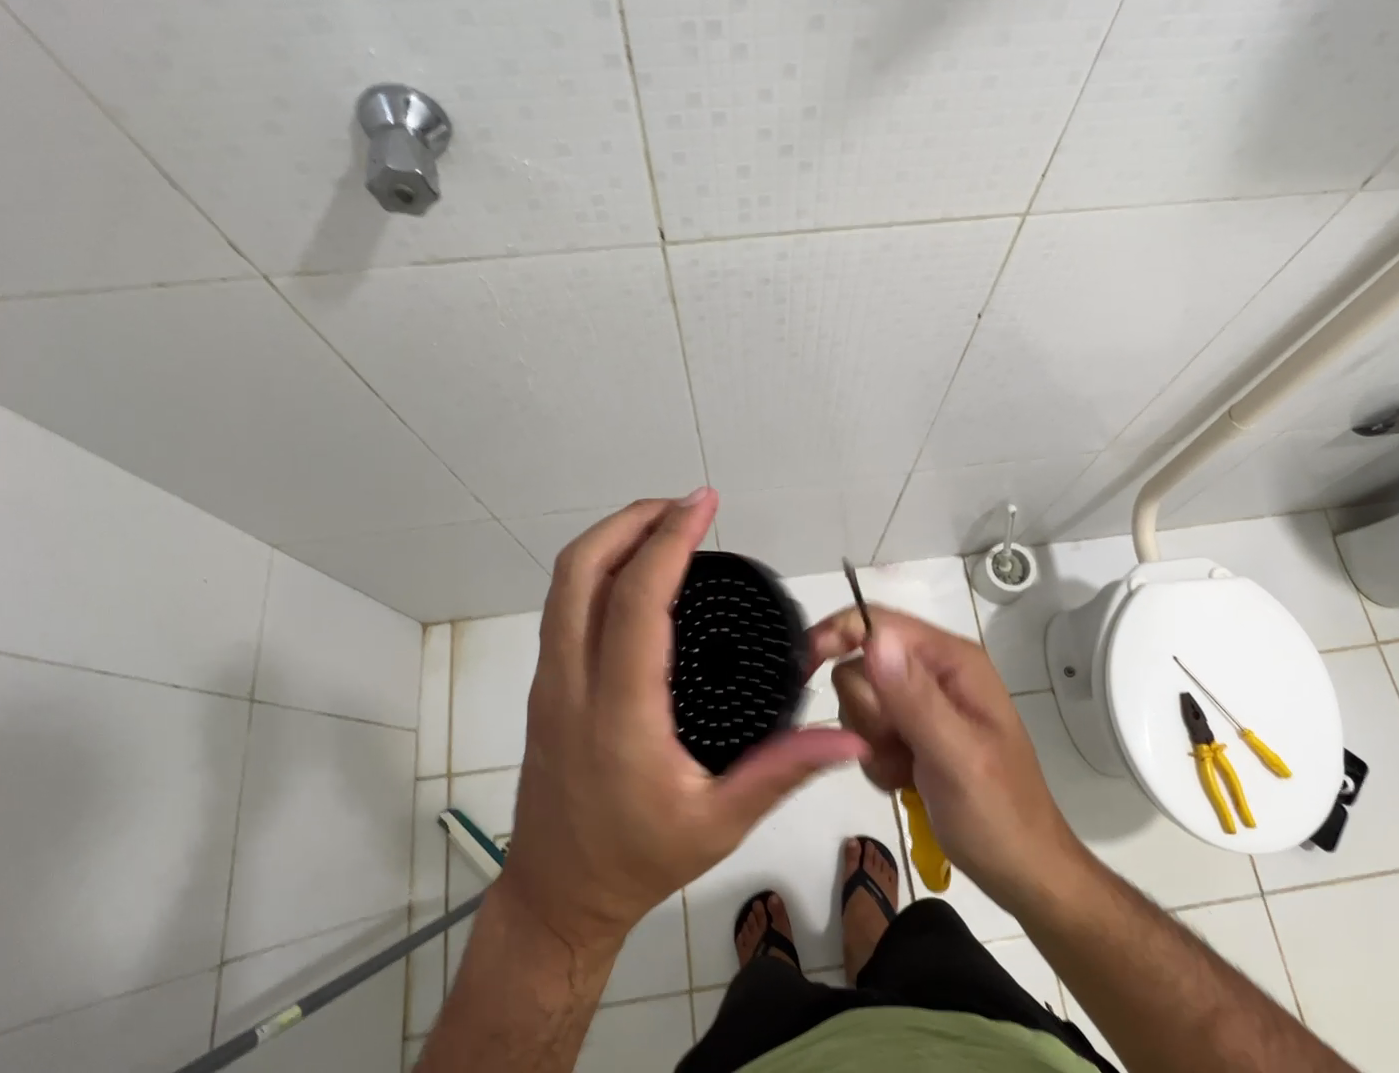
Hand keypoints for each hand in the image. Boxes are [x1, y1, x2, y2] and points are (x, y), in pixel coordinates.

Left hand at [499, 490, 867, 949]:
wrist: (559, 894)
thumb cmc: (637, 860)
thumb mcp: (719, 823)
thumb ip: (783, 771)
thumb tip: (849, 737)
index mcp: (618, 711)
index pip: (637, 600)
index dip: (669, 541)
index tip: (704, 504)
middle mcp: (573, 683)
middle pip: (580, 571)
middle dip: (630, 521)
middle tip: (684, 506)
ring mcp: (552, 683)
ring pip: (564, 585)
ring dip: (611, 541)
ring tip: (665, 528)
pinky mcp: (549, 688)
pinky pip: (564, 608)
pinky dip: (599, 571)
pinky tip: (639, 578)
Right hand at [808, 607, 1081, 907]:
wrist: (1020, 868)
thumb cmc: (997, 814)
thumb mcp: (956, 756)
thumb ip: (914, 697)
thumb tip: (874, 638)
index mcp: (952, 662)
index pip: (878, 623)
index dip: (837, 636)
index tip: (803, 671)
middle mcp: (935, 673)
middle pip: (861, 666)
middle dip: (866, 712)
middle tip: (898, 746)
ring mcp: (923, 705)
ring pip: (859, 702)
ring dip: (871, 742)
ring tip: (908, 771)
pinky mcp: (913, 734)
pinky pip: (866, 733)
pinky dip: (877, 761)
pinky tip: (906, 781)